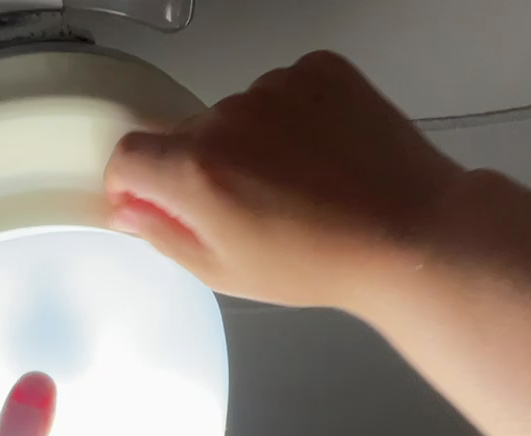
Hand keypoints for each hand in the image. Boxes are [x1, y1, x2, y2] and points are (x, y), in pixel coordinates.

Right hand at [103, 50, 463, 313]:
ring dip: (239, 144)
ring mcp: (275, 88)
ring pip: (228, 114)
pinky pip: (274, 92)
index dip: (129, 183)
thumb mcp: (221, 270)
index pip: (127, 154)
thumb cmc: (317, 260)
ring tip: (283, 186)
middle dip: (189, 170)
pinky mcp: (317, 71)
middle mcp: (228, 117)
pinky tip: (308, 158)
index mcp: (197, 171)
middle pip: (179, 135)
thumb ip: (161, 234)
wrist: (403, 232)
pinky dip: (280, 120)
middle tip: (233, 209)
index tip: (144, 199)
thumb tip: (130, 211)